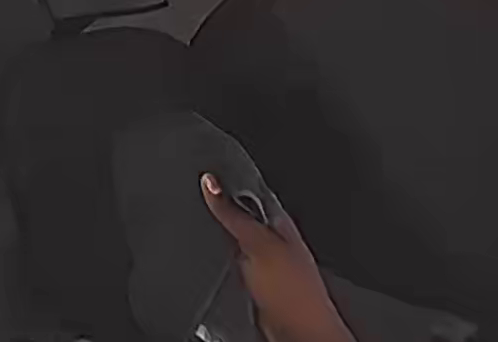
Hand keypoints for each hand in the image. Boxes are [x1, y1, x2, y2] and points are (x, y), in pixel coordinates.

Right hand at [201, 175, 354, 341]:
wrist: (300, 339)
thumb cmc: (295, 292)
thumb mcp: (257, 242)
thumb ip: (232, 212)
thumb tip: (210, 181)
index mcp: (278, 221)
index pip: (249, 189)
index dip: (227, 180)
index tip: (204, 173)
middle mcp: (271, 240)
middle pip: (238, 214)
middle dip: (219, 209)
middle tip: (196, 198)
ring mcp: (261, 263)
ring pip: (231, 239)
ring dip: (217, 236)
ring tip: (201, 226)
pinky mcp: (250, 284)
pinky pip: (227, 263)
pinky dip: (217, 259)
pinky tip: (208, 257)